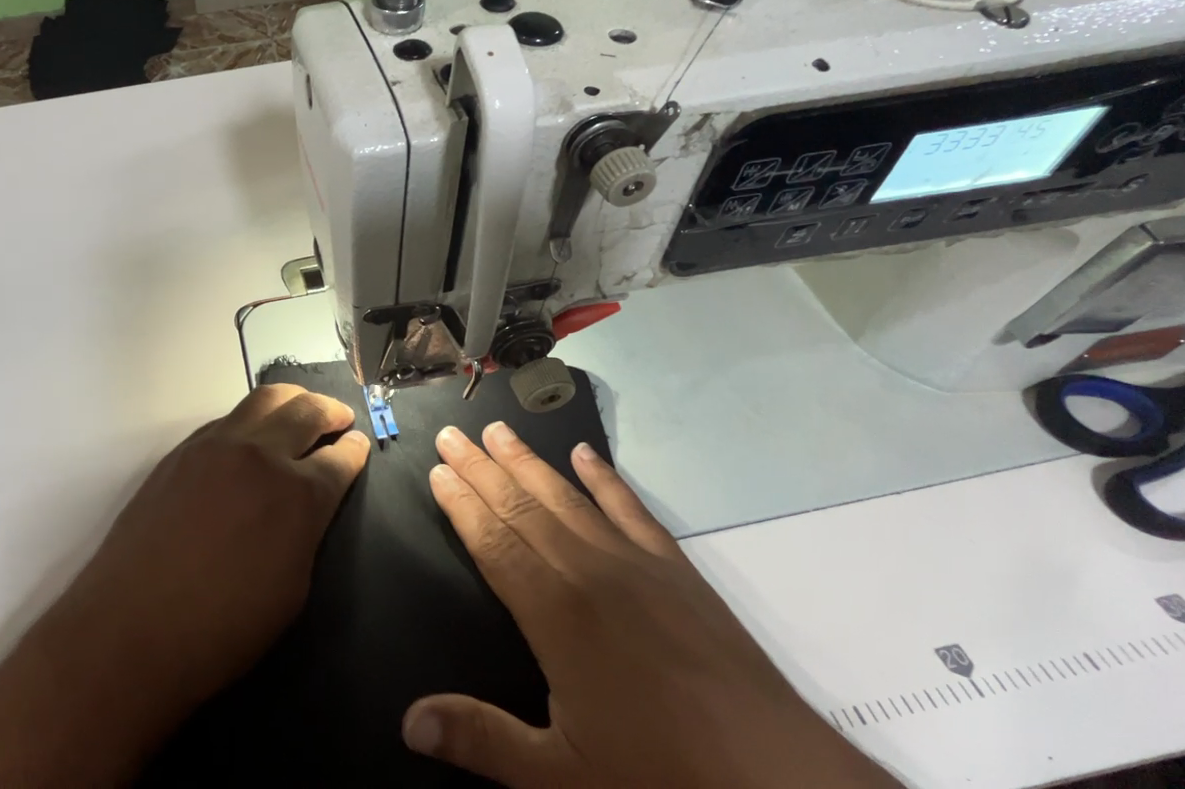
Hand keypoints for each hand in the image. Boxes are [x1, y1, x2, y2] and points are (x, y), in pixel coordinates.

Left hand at [59, 383, 370, 707]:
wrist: (130, 628)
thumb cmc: (222, 628)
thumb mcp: (291, 590)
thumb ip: (306, 533)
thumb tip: (308, 506)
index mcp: (298, 494)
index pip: (340, 458)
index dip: (355, 451)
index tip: (360, 445)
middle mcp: (259, 455)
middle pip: (306, 410)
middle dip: (331, 410)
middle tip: (340, 418)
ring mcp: (214, 447)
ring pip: (263, 399)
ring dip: (292, 400)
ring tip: (301, 410)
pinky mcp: (180, 452)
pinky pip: (226, 420)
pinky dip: (251, 419)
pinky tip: (251, 438)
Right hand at [402, 423, 900, 788]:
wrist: (775, 777)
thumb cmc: (657, 772)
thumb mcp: (558, 774)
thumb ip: (481, 738)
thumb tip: (409, 720)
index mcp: (556, 615)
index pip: (494, 544)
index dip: (462, 506)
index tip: (437, 470)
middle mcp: (591, 574)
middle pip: (524, 508)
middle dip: (482, 469)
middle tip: (451, 434)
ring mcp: (638, 566)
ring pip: (570, 499)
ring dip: (530, 463)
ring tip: (499, 431)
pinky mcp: (678, 571)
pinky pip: (633, 510)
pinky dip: (606, 479)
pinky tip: (585, 454)